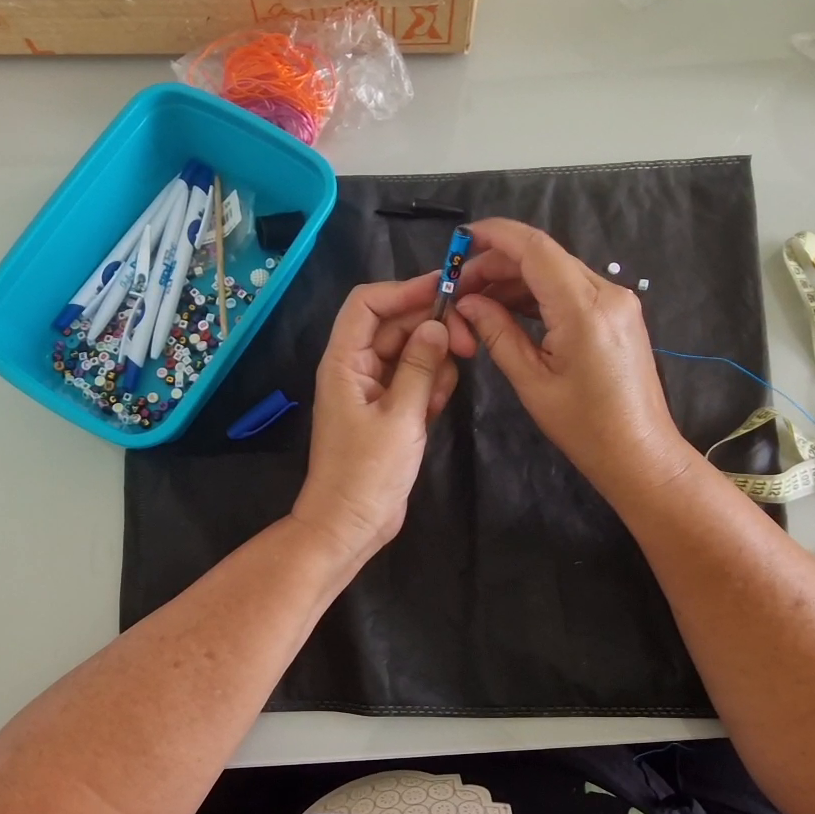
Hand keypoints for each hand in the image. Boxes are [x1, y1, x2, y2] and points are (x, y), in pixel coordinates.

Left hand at [292, 274, 465, 556]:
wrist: (351, 524)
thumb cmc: (368, 471)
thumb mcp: (401, 416)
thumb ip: (421, 365)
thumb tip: (437, 323)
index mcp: (345, 361)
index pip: (368, 303)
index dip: (405, 290)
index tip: (448, 289)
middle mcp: (356, 367)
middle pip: (395, 324)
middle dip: (431, 328)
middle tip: (469, 343)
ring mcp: (373, 389)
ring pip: (410, 351)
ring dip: (433, 363)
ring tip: (438, 396)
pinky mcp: (389, 409)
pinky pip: (414, 380)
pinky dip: (429, 386)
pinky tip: (435, 409)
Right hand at [454, 218, 694, 499]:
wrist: (639, 452)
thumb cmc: (584, 426)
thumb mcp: (531, 381)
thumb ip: (498, 333)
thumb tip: (467, 302)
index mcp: (583, 308)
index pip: (534, 249)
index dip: (495, 236)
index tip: (460, 239)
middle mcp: (606, 292)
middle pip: (543, 256)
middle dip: (497, 263)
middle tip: (459, 288)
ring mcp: (617, 301)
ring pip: (556, 270)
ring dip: (515, 279)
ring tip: (476, 302)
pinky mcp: (618, 313)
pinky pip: (570, 288)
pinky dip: (537, 292)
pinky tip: (508, 309)